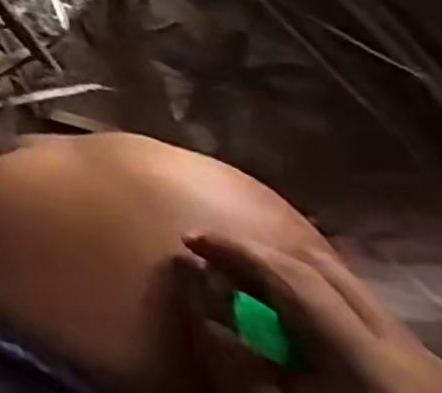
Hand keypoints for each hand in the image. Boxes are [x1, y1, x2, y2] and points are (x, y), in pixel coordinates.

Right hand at [181, 232, 441, 392]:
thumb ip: (233, 348)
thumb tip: (194, 281)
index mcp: (368, 361)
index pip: (294, 277)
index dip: (235, 249)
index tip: (187, 240)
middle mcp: (406, 349)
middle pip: (324, 270)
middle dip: (260, 254)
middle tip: (210, 254)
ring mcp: (423, 357)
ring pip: (346, 286)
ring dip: (286, 273)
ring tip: (242, 277)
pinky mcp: (424, 365)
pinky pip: (360, 309)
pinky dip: (312, 295)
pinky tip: (285, 309)